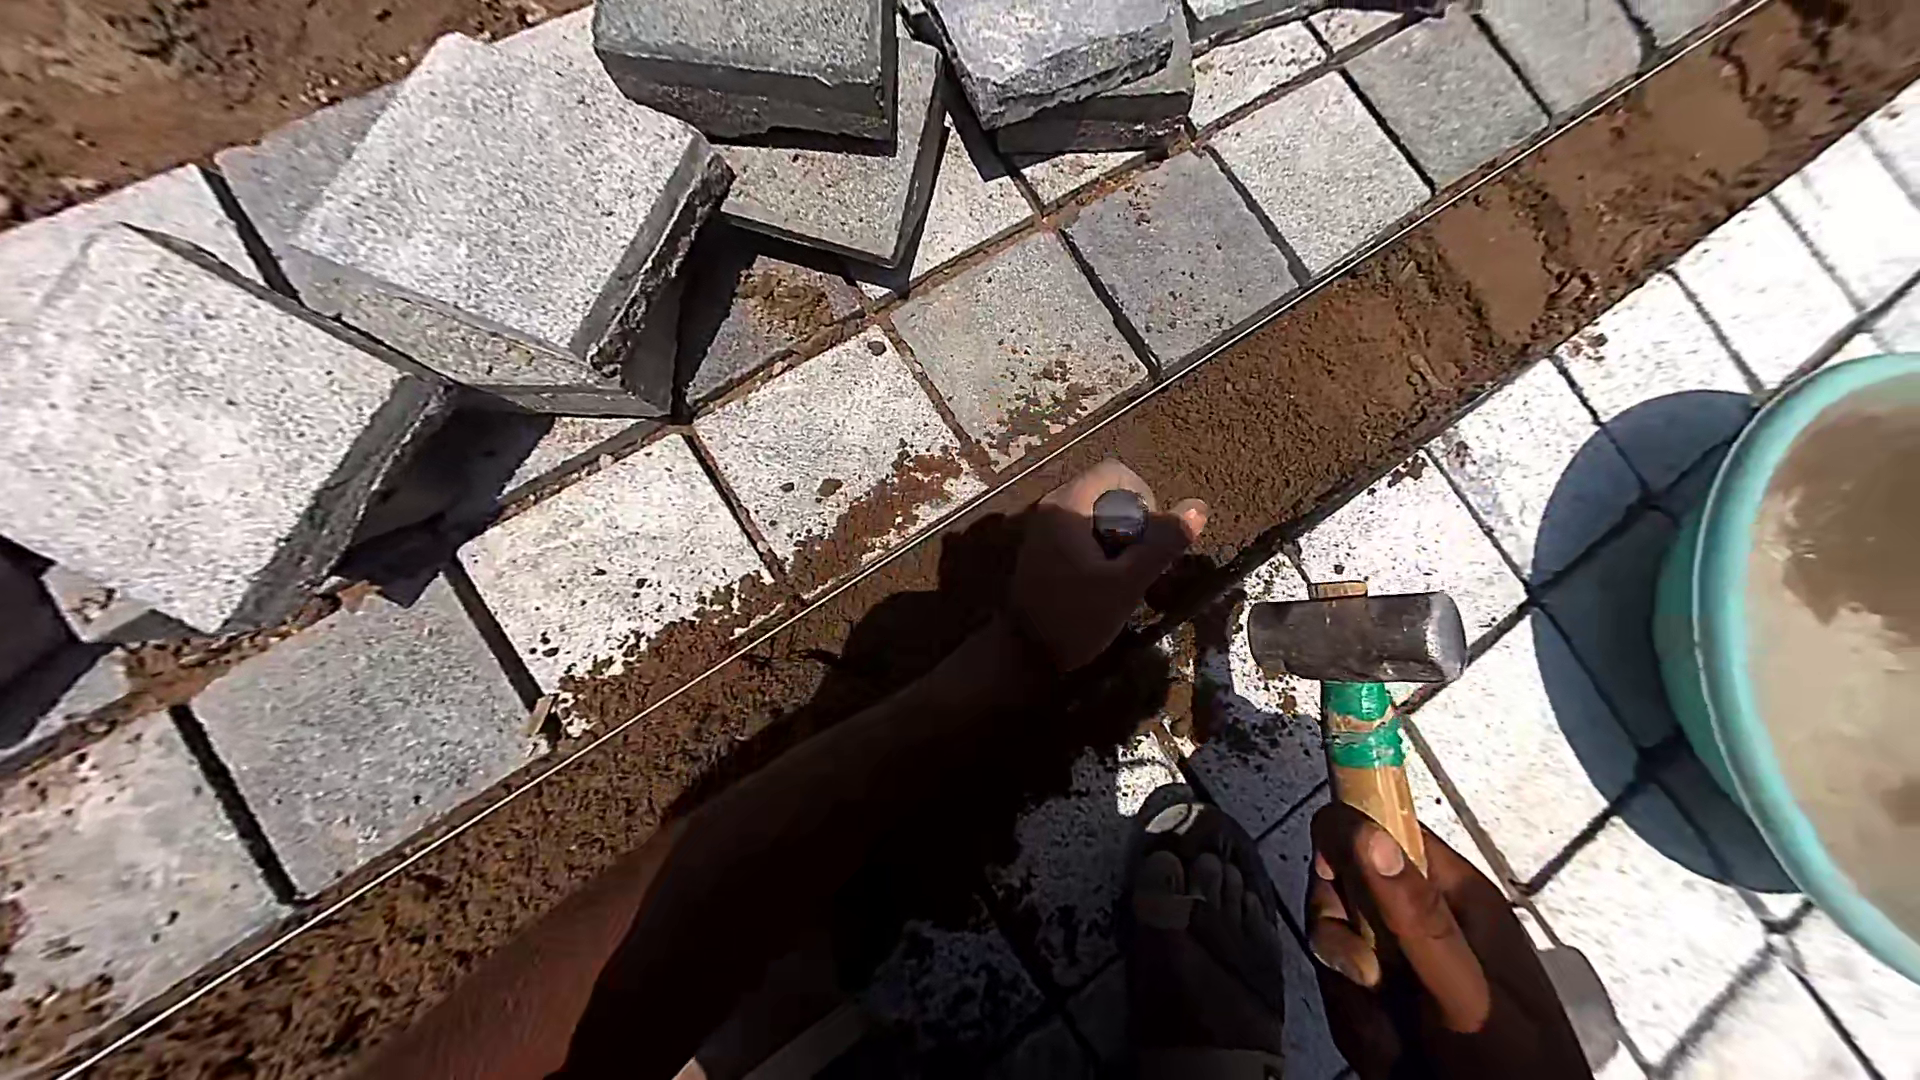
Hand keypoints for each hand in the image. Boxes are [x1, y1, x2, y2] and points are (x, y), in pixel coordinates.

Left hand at [1009, 459, 1206, 670]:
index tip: (1148, 538)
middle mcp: (1051, 508)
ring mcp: (1044, 530)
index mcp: (1067, 506)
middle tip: (1138, 563)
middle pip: (1108, 494)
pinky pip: (1083, 535)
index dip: (1144, 497)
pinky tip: (1105, 584)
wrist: (1023, 656)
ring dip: (1120, 541)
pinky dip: (1102, 551)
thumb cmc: (1074, 618)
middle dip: (1133, 523)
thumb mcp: (1125, 584)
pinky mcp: (1044, 551)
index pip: (1116, 472)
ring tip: (1125, 578)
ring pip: (1098, 517)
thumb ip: (1161, 544)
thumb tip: (1197, 508)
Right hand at [1307, 803, 1591, 1079]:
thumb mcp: (1468, 994)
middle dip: (1340, 935)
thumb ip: (1416, 915)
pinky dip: (1355, 1025)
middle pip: (1338, 881)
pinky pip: (1334, 985)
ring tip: (1395, 1041)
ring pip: (1329, 937)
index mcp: (1454, 893)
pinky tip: (1391, 1055)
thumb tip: (1364, 829)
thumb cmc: (1514, 1072)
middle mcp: (1420, 913)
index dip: (1346, 843)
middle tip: (1369, 978)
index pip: (1381, 827)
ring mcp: (1397, 955)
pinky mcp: (1379, 994)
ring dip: (1350, 995)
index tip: (1334, 879)